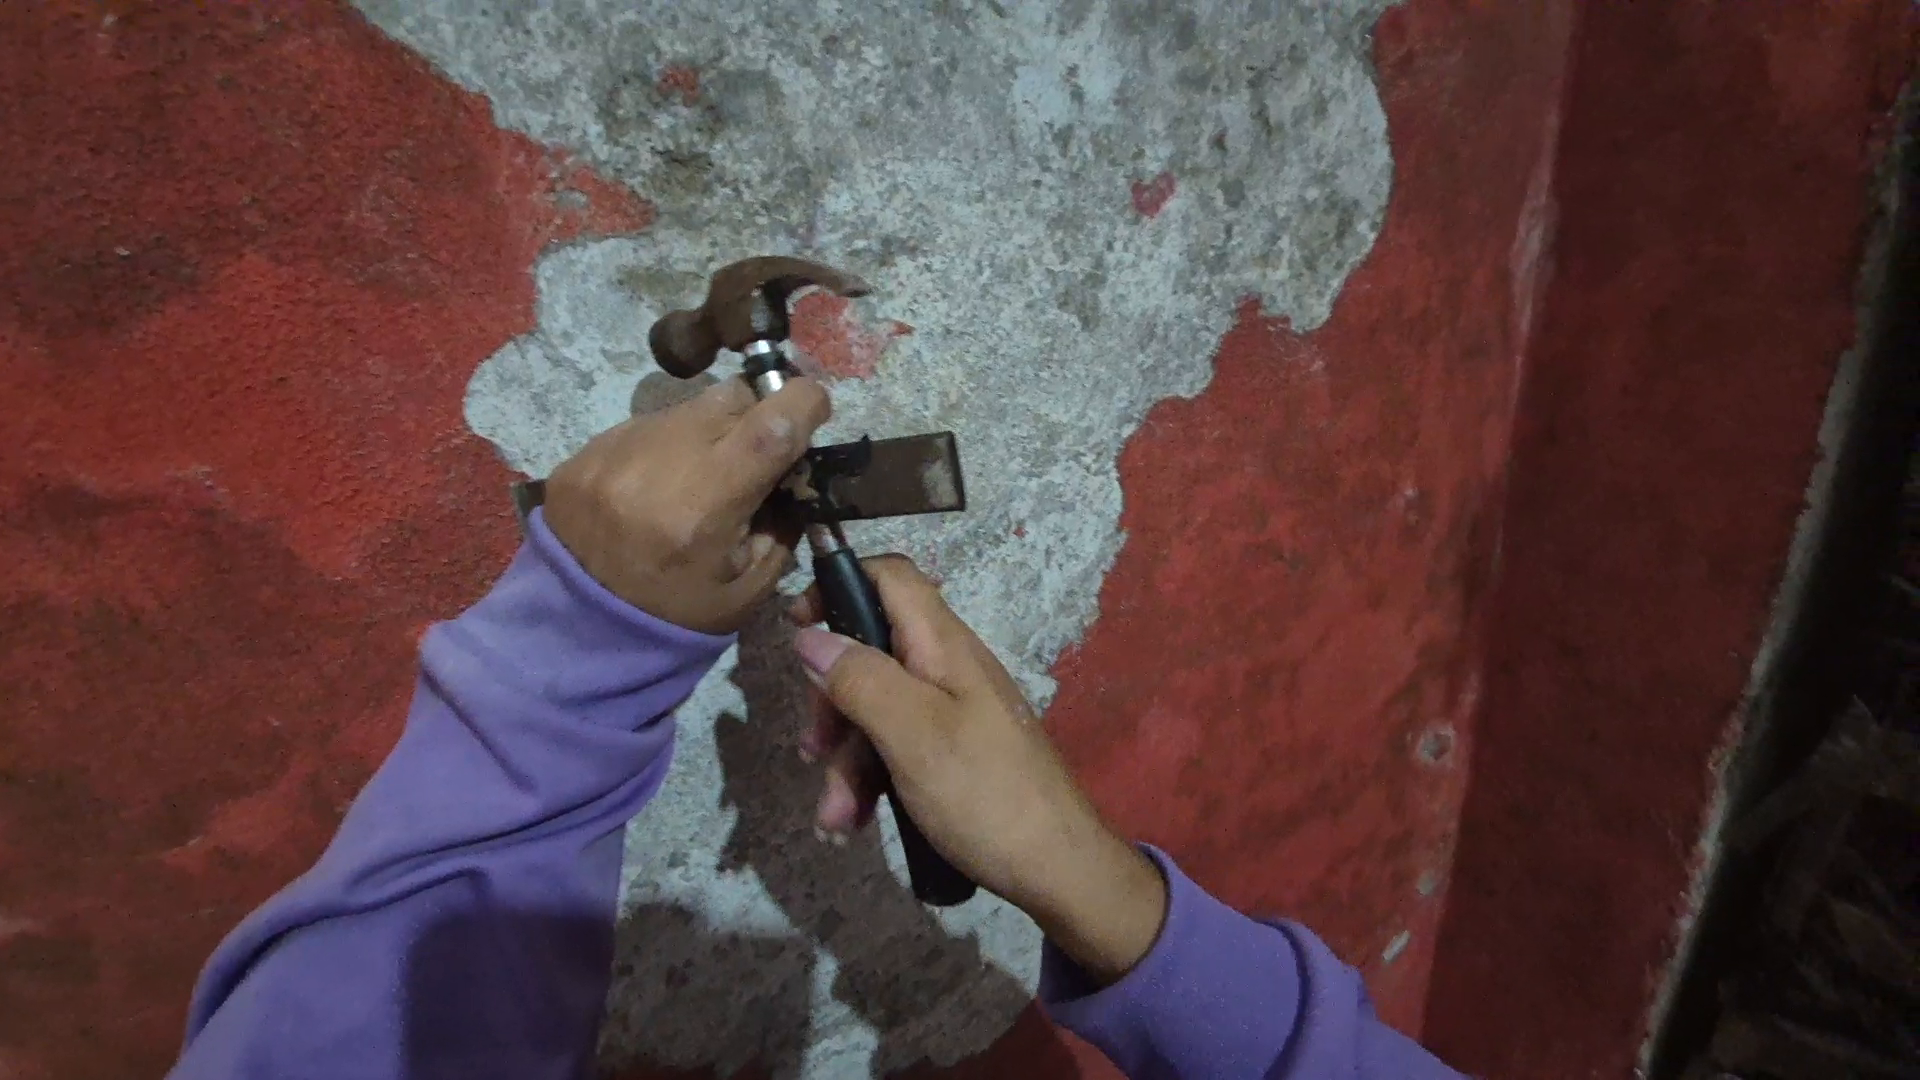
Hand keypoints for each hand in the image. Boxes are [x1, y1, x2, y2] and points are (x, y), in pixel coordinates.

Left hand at [543, 377, 828, 634]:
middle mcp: (658, 463)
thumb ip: (783, 522)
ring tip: (704, 475)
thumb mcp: (751, 586)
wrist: (577, 628)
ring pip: (691, 406)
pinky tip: (661, 484)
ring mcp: (616, 450)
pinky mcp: (586, 449)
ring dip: (715, 429)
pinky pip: (649, 423)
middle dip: (761, 414)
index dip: (804, 403)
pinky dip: (671, 443)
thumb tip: (796, 468)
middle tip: (761, 451)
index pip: (770, 424)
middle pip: (733, 396)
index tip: (817, 409)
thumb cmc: (678, 615)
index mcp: (704, 507)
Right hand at [788, 556, 1167, 983]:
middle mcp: (946, 668)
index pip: (892, 577)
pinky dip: (869, 780)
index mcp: (943, 644)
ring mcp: (949, 711)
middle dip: (832, 702)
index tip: (797, 622)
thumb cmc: (984, 792)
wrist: (1056, 868)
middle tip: (813, 749)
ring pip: (875, 711)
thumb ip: (861, 679)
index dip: (842, 583)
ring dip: (846, 760)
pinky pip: (894, 748)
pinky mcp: (950, 751)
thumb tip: (809, 635)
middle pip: (870, 653)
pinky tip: (853, 824)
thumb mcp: (912, 733)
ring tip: (836, 819)